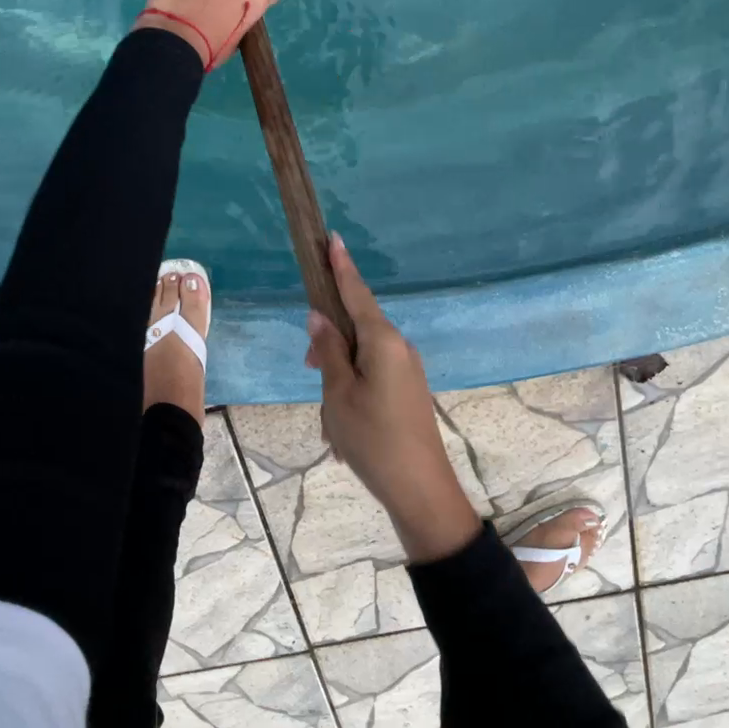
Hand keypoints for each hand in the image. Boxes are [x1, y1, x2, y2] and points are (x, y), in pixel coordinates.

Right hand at [304, 233, 481, 563]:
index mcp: (383, 341)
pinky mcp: (407, 390)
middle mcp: (400, 347)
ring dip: (338, 374)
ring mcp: (407, 370)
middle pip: (356, 325)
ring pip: (361, 355)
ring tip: (330, 417)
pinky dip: (352, 390)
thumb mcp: (338, 395)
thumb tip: (320, 317)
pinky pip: (372, 375)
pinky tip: (343, 426)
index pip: (356, 293)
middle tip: (308, 366)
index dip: (341, 267)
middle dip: (329, 341)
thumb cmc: (373, 439)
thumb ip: (328, 351)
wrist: (420, 490)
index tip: (332, 238)